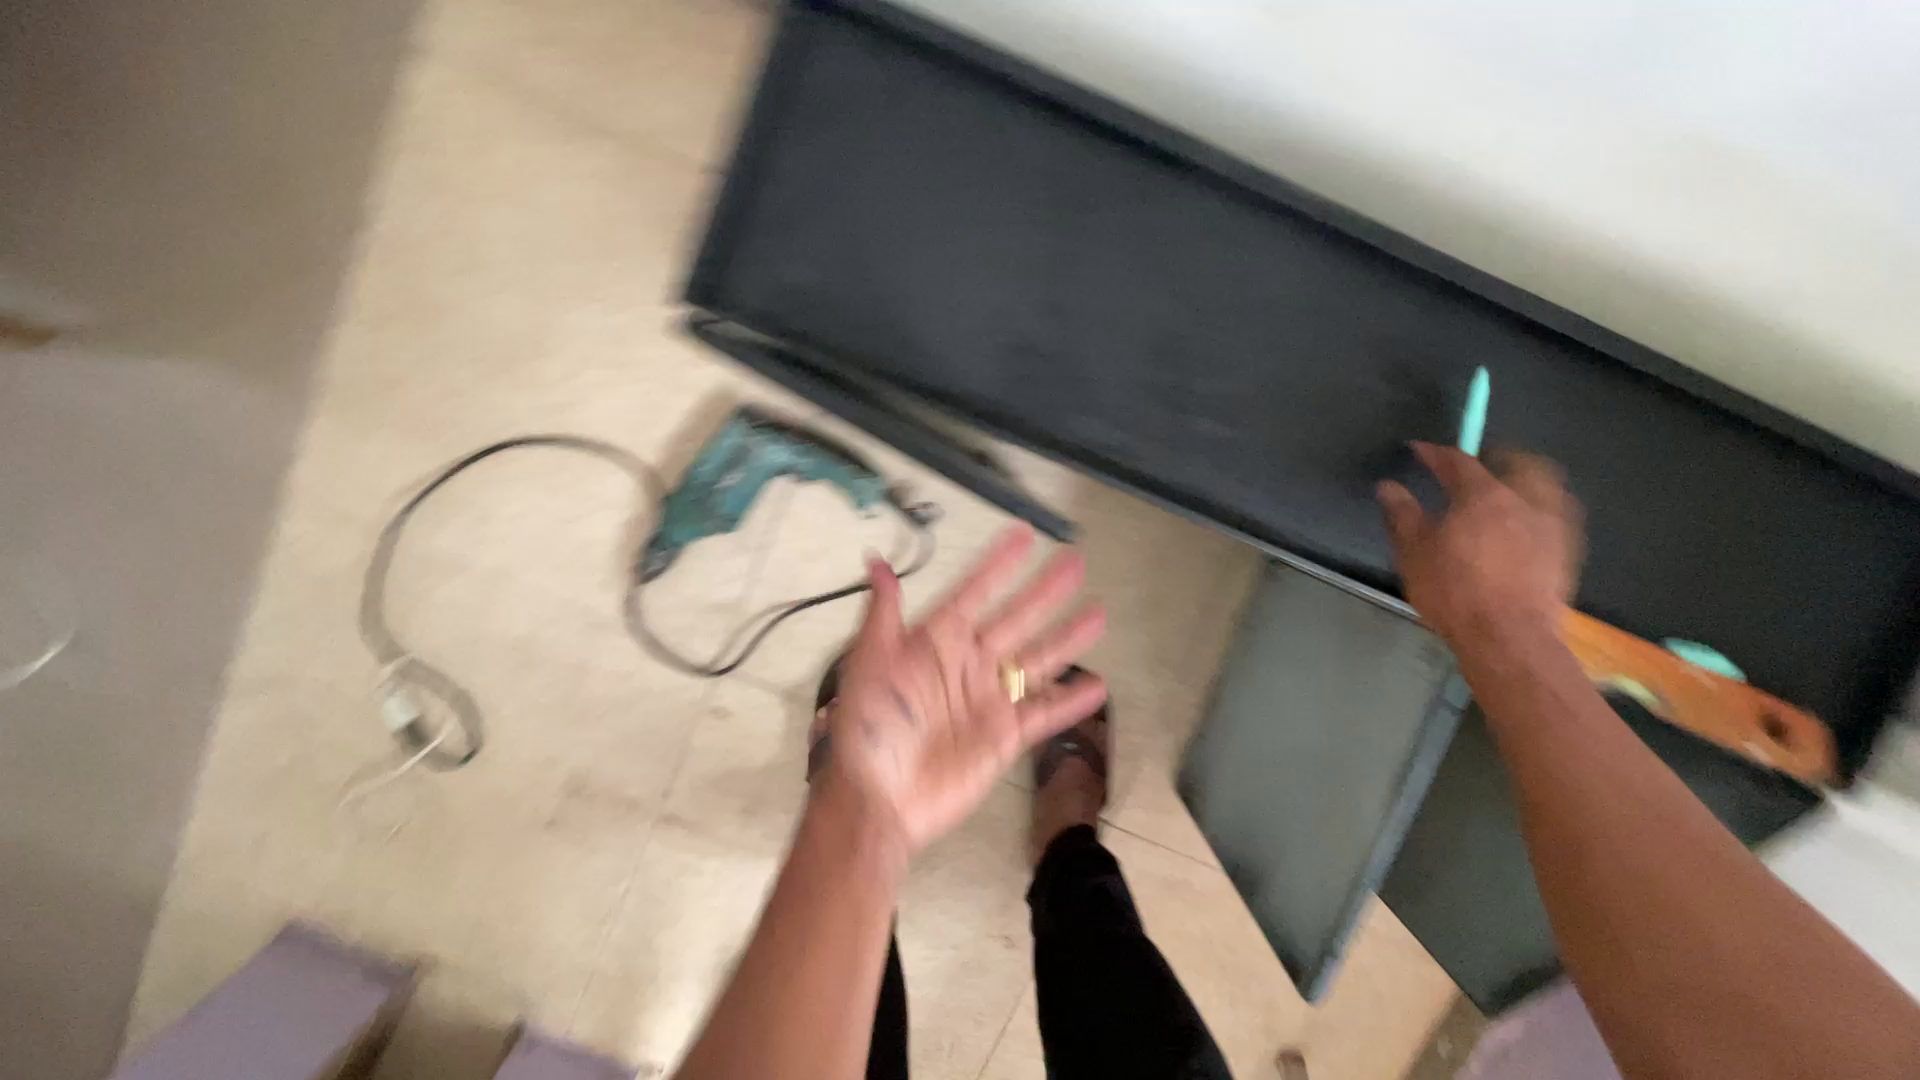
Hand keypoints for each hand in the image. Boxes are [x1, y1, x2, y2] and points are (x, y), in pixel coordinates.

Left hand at [815, 526, 1107, 854]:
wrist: (880, 799)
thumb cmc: (870, 728)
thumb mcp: (869, 663)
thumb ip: (883, 614)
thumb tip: (878, 562)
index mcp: (935, 641)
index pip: (974, 592)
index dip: (998, 565)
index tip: (1024, 535)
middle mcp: (968, 663)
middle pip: (1016, 619)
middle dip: (1045, 591)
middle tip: (1075, 562)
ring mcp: (989, 699)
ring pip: (1037, 660)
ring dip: (1067, 637)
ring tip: (1098, 613)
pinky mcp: (1005, 736)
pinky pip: (1043, 713)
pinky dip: (1070, 701)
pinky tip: (1096, 685)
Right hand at [1376, 442, 1583, 646]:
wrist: (1508, 636)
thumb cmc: (1453, 590)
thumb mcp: (1413, 552)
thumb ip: (1402, 514)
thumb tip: (1389, 486)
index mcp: (1483, 495)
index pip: (1458, 461)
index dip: (1436, 453)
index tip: (1418, 449)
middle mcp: (1524, 501)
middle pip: (1518, 463)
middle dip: (1496, 457)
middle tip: (1476, 465)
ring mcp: (1551, 526)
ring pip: (1546, 486)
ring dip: (1525, 479)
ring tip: (1507, 490)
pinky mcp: (1566, 552)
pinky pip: (1557, 515)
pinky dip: (1539, 509)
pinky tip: (1524, 525)